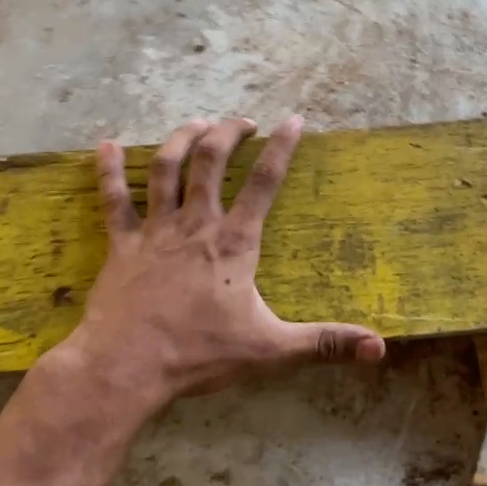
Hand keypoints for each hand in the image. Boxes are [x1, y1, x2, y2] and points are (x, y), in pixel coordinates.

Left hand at [51, 116, 385, 406]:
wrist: (126, 365)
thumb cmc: (199, 354)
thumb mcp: (272, 349)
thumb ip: (325, 343)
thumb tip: (378, 346)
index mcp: (234, 243)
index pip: (264, 183)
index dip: (281, 148)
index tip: (293, 120)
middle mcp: (195, 225)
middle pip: (210, 162)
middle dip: (228, 134)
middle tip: (242, 122)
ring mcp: (155, 231)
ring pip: (166, 169)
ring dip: (182, 140)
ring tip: (197, 123)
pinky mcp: (121, 246)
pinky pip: (114, 200)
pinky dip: (109, 171)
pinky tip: (108, 146)